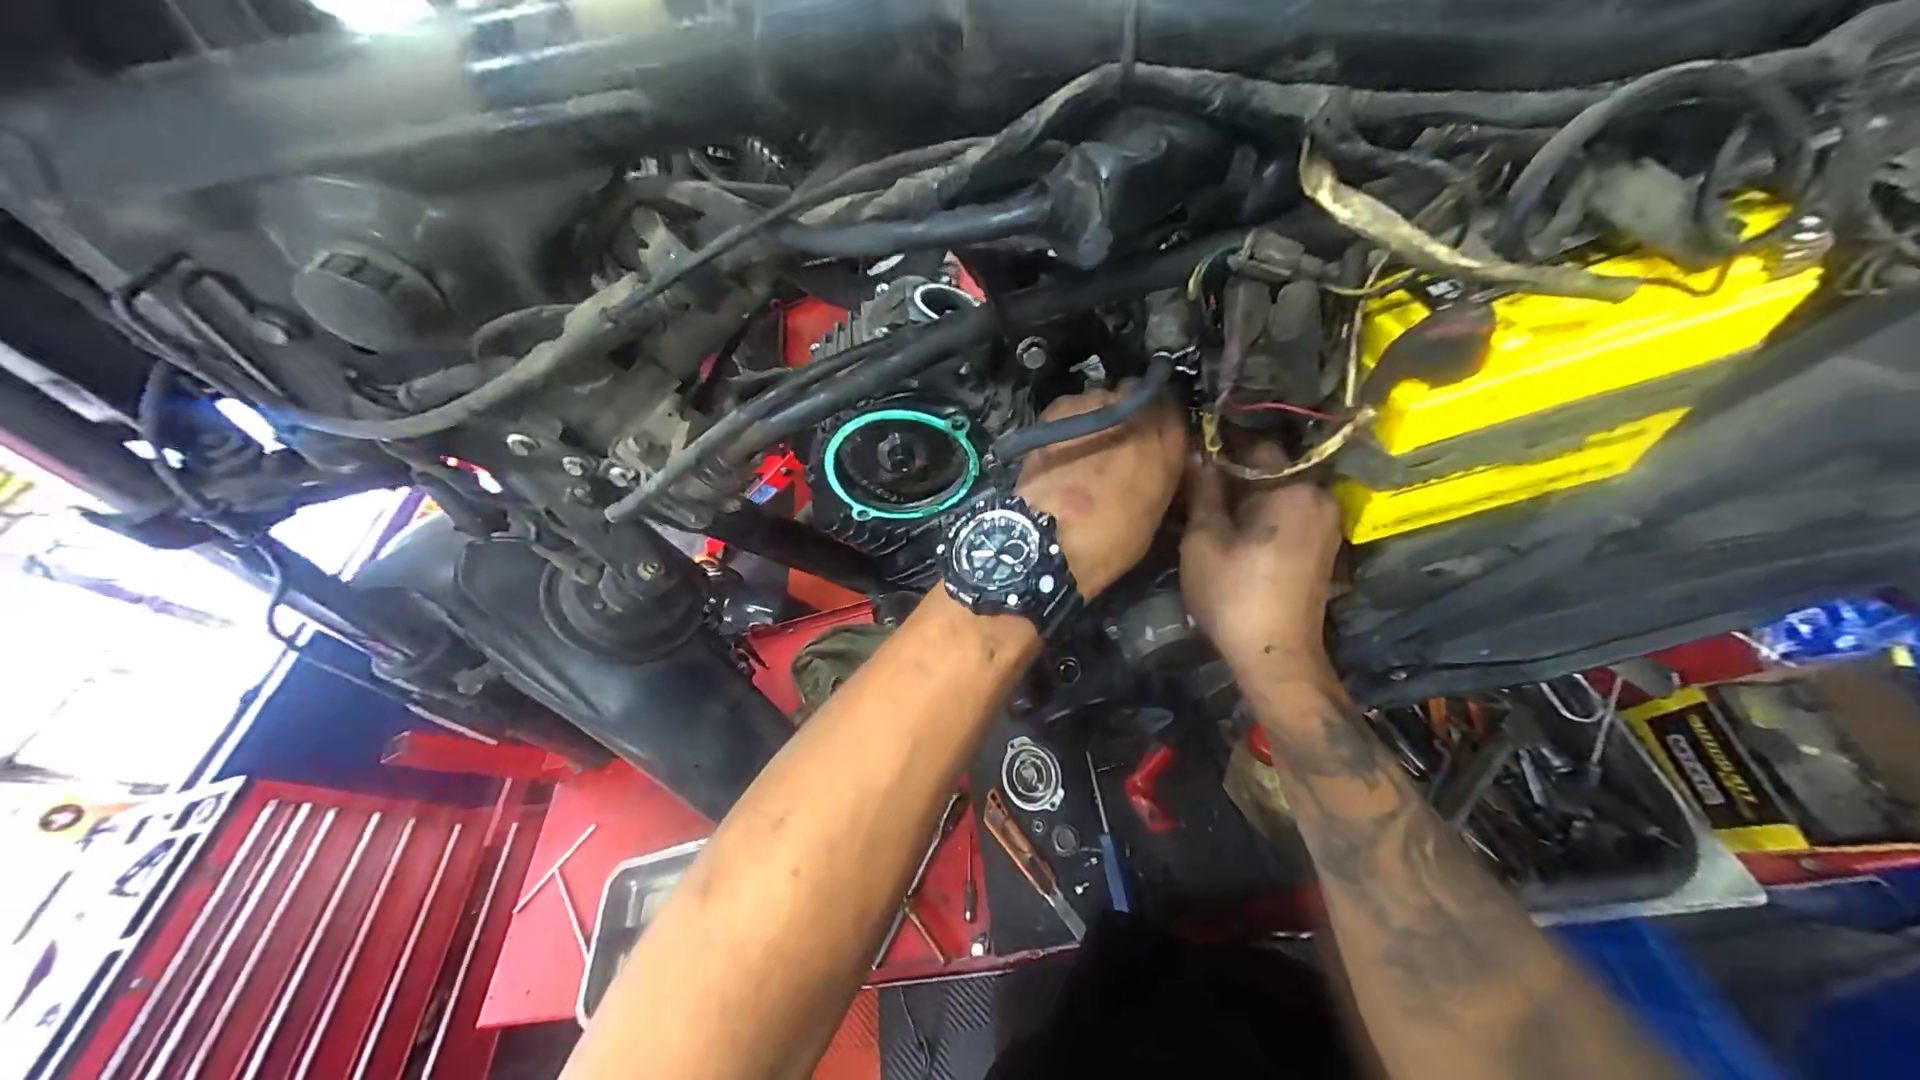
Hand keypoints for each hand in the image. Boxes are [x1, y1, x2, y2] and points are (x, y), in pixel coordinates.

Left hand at [1014, 383, 1185, 597]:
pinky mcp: (1061, 408)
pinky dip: (1064, 421)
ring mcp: (1099, 406)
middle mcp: (1139, 416)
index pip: (1172, 406)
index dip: (1157, 414)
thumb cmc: (1110, 542)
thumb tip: (1149, 462)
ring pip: (1100, 398)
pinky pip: (1069, 406)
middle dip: (1125, 408)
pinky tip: (1055, 444)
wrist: (1053, 541)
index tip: (1147, 425)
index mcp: (1169, 445)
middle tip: (1110, 435)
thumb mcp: (1152, 512)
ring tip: (1078, 444)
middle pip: (1135, 393)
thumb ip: (1157, 473)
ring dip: (1093, 414)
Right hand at [1180, 445, 1342, 684]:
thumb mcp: (1203, 539)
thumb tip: (1199, 453)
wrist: (1276, 654)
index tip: (1192, 452)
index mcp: (1293, 488)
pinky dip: (1264, 513)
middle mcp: (1320, 496)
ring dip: (1248, 493)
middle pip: (1271, 468)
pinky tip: (1237, 529)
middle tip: (1196, 484)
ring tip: (1212, 506)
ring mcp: (1327, 522)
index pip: (1254, 444)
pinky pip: (1290, 512)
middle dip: (1234, 471)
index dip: (1219, 446)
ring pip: (1280, 491)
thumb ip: (1202, 490)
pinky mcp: (1324, 545)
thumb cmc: (1233, 593)